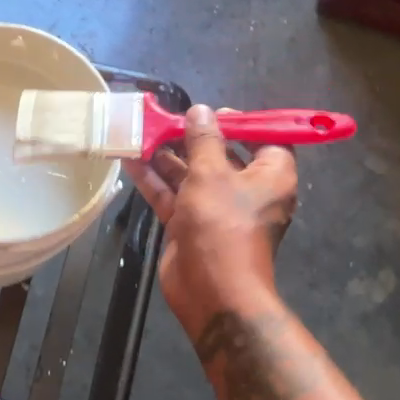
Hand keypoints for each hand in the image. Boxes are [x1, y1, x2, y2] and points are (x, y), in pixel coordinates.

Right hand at [124, 104, 297, 330]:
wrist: (212, 289)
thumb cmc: (223, 224)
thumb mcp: (212, 173)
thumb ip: (203, 140)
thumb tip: (201, 110)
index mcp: (270, 177)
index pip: (264, 140)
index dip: (239, 124)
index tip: (210, 113)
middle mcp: (246, 191)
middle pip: (220, 155)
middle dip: (191, 138)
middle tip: (164, 119)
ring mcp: (215, 209)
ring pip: (190, 174)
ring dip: (166, 156)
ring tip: (139, 133)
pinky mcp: (189, 224)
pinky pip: (171, 194)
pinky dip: (153, 178)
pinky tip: (129, 158)